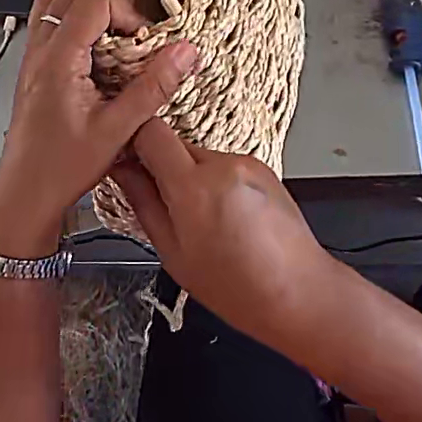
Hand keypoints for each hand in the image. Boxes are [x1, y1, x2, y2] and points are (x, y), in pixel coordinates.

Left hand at [0, 0, 199, 257]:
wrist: (25, 194)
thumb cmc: (61, 168)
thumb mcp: (118, 130)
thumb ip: (154, 87)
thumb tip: (184, 52)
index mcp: (60, 58)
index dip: (128, 12)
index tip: (142, 44)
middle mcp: (41, 50)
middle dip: (112, 5)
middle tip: (129, 40)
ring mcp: (34, 57)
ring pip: (59, 1)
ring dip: (92, 13)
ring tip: (112, 47)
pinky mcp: (34, 68)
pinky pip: (51, 25)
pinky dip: (77, 28)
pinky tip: (95, 61)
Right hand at [112, 120, 346, 347]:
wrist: (298, 290)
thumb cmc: (237, 285)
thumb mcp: (173, 252)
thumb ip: (144, 202)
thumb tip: (122, 171)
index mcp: (193, 187)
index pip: (151, 131)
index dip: (134, 141)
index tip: (128, 160)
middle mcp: (222, 164)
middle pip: (175, 143)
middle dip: (163, 167)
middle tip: (167, 205)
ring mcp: (246, 162)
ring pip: (200, 155)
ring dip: (191, 177)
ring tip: (203, 219)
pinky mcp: (262, 166)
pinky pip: (224, 164)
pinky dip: (216, 181)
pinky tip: (226, 216)